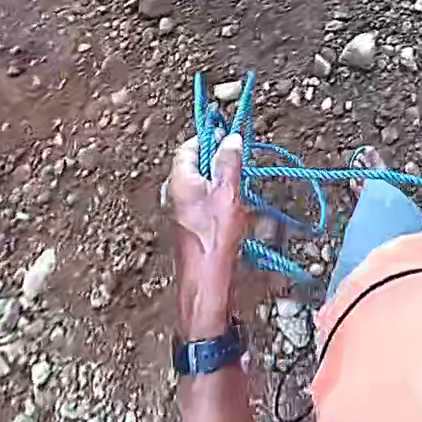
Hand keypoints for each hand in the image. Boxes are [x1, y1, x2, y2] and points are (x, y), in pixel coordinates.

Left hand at [168, 133, 247, 335]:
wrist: (208, 286)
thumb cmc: (215, 240)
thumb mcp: (228, 193)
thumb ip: (229, 163)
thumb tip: (230, 137)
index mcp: (180, 182)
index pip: (188, 148)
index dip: (208, 138)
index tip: (228, 135)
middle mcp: (178, 195)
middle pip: (198, 165)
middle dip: (220, 160)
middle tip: (240, 161)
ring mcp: (186, 212)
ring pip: (206, 184)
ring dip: (225, 181)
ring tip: (242, 188)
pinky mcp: (196, 227)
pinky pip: (210, 202)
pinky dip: (225, 199)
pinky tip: (239, 209)